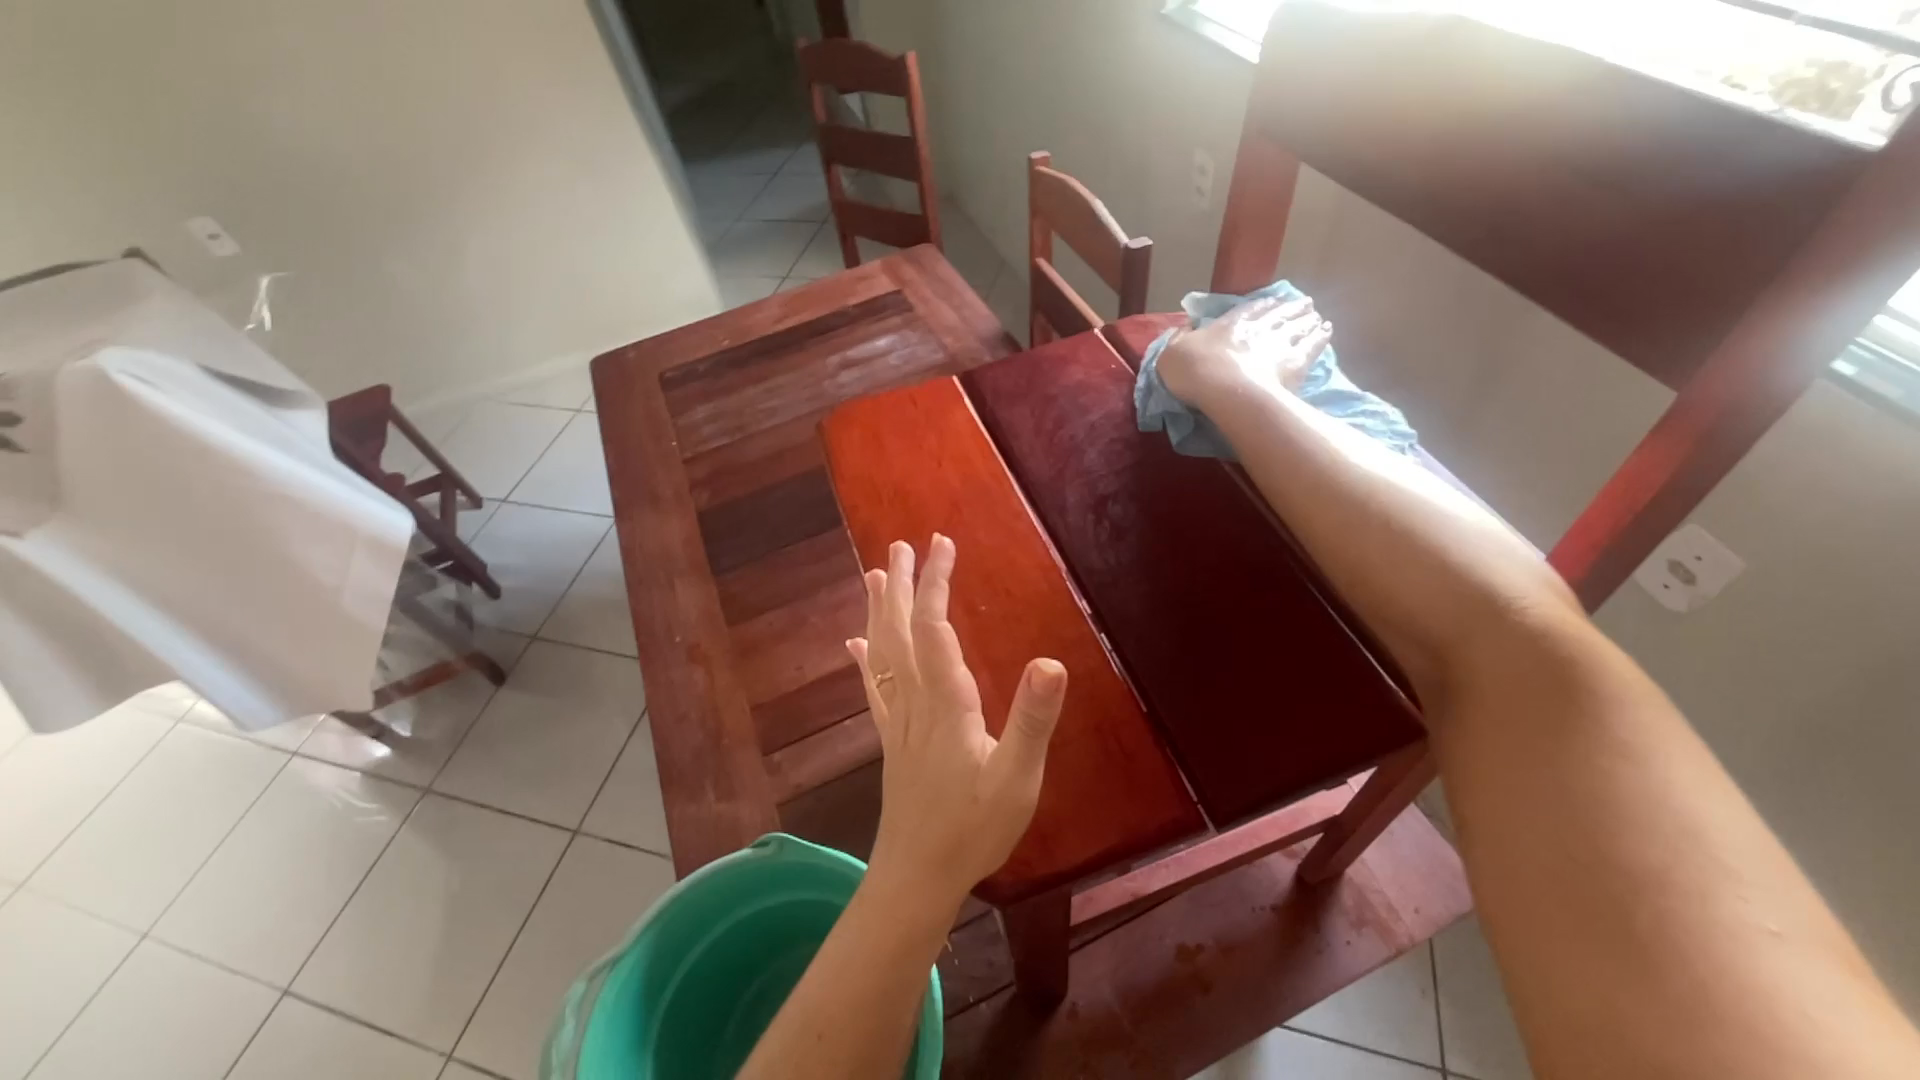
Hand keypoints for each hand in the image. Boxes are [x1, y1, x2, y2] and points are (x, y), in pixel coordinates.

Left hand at [846, 534, 1067, 910]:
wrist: (917, 876)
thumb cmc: (973, 829)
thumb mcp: (1016, 779)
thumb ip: (1031, 721)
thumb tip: (1050, 661)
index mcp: (946, 705)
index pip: (936, 631)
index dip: (937, 585)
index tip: (941, 545)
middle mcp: (915, 705)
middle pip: (902, 634)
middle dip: (903, 587)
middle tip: (901, 546)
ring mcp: (898, 724)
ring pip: (883, 656)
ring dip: (880, 614)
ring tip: (876, 577)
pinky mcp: (892, 743)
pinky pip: (874, 691)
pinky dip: (865, 662)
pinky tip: (854, 645)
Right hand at [1156, 293, 1331, 409]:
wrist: (1222, 390)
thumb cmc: (1192, 371)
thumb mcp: (1171, 353)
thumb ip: (1179, 339)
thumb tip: (1184, 327)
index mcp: (1228, 325)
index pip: (1248, 310)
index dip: (1261, 305)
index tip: (1273, 301)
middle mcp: (1257, 329)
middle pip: (1278, 314)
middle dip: (1291, 308)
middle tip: (1304, 303)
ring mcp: (1278, 344)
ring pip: (1298, 326)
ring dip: (1307, 320)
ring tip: (1317, 316)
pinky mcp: (1295, 363)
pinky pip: (1312, 346)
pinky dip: (1320, 337)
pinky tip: (1326, 331)